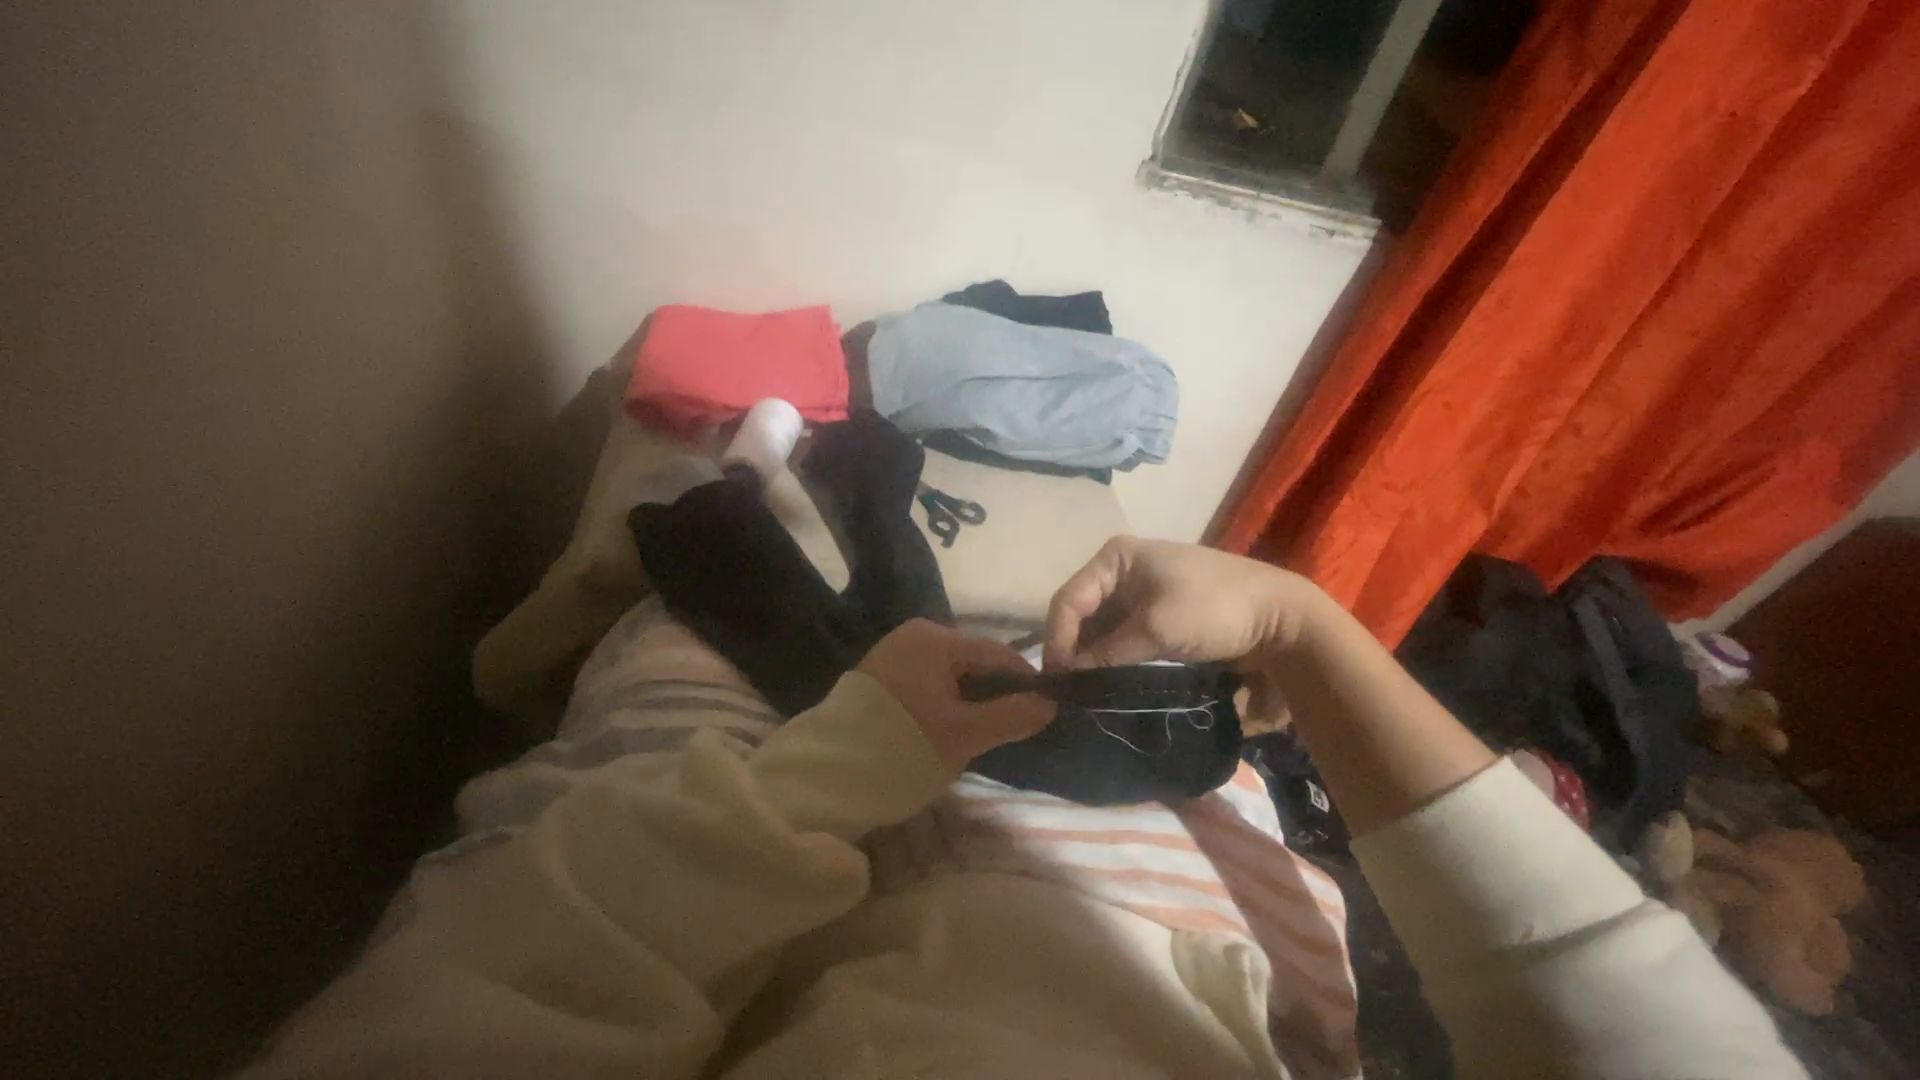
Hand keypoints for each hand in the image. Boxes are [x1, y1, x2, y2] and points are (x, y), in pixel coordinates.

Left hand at [857, 620, 1055, 770]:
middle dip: (995, 694)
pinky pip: (926, 685)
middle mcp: (912, 636)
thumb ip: (1012, 715)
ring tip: (983, 736)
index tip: (1043, 713)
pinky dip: (944, 705)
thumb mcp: (966, 734)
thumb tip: (1048, 704)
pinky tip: (949, 732)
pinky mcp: (878, 680)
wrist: (830, 777)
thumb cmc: (906, 747)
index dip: (1024, 683)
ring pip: (949, 676)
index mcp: (934, 638)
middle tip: (1012, 730)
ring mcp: (891, 656)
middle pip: (971, 662)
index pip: (996, 653)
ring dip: (969, 702)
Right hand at [1043, 537, 1323, 670]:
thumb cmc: (1215, 608)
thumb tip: (1066, 680)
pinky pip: (1120, 640)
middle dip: (1071, 652)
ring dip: (1090, 661)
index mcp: (1116, 558)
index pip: (1068, 600)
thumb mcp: (1156, 628)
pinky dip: (1111, 662)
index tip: (1058, 682)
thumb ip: (1107, 654)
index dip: (1058, 640)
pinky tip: (1106, 686)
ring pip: (1099, 631)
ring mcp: (1139, 595)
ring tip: (1083, 695)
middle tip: (1067, 694)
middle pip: (1080, 615)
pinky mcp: (1155, 618)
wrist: (1281, 618)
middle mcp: (1121, 571)